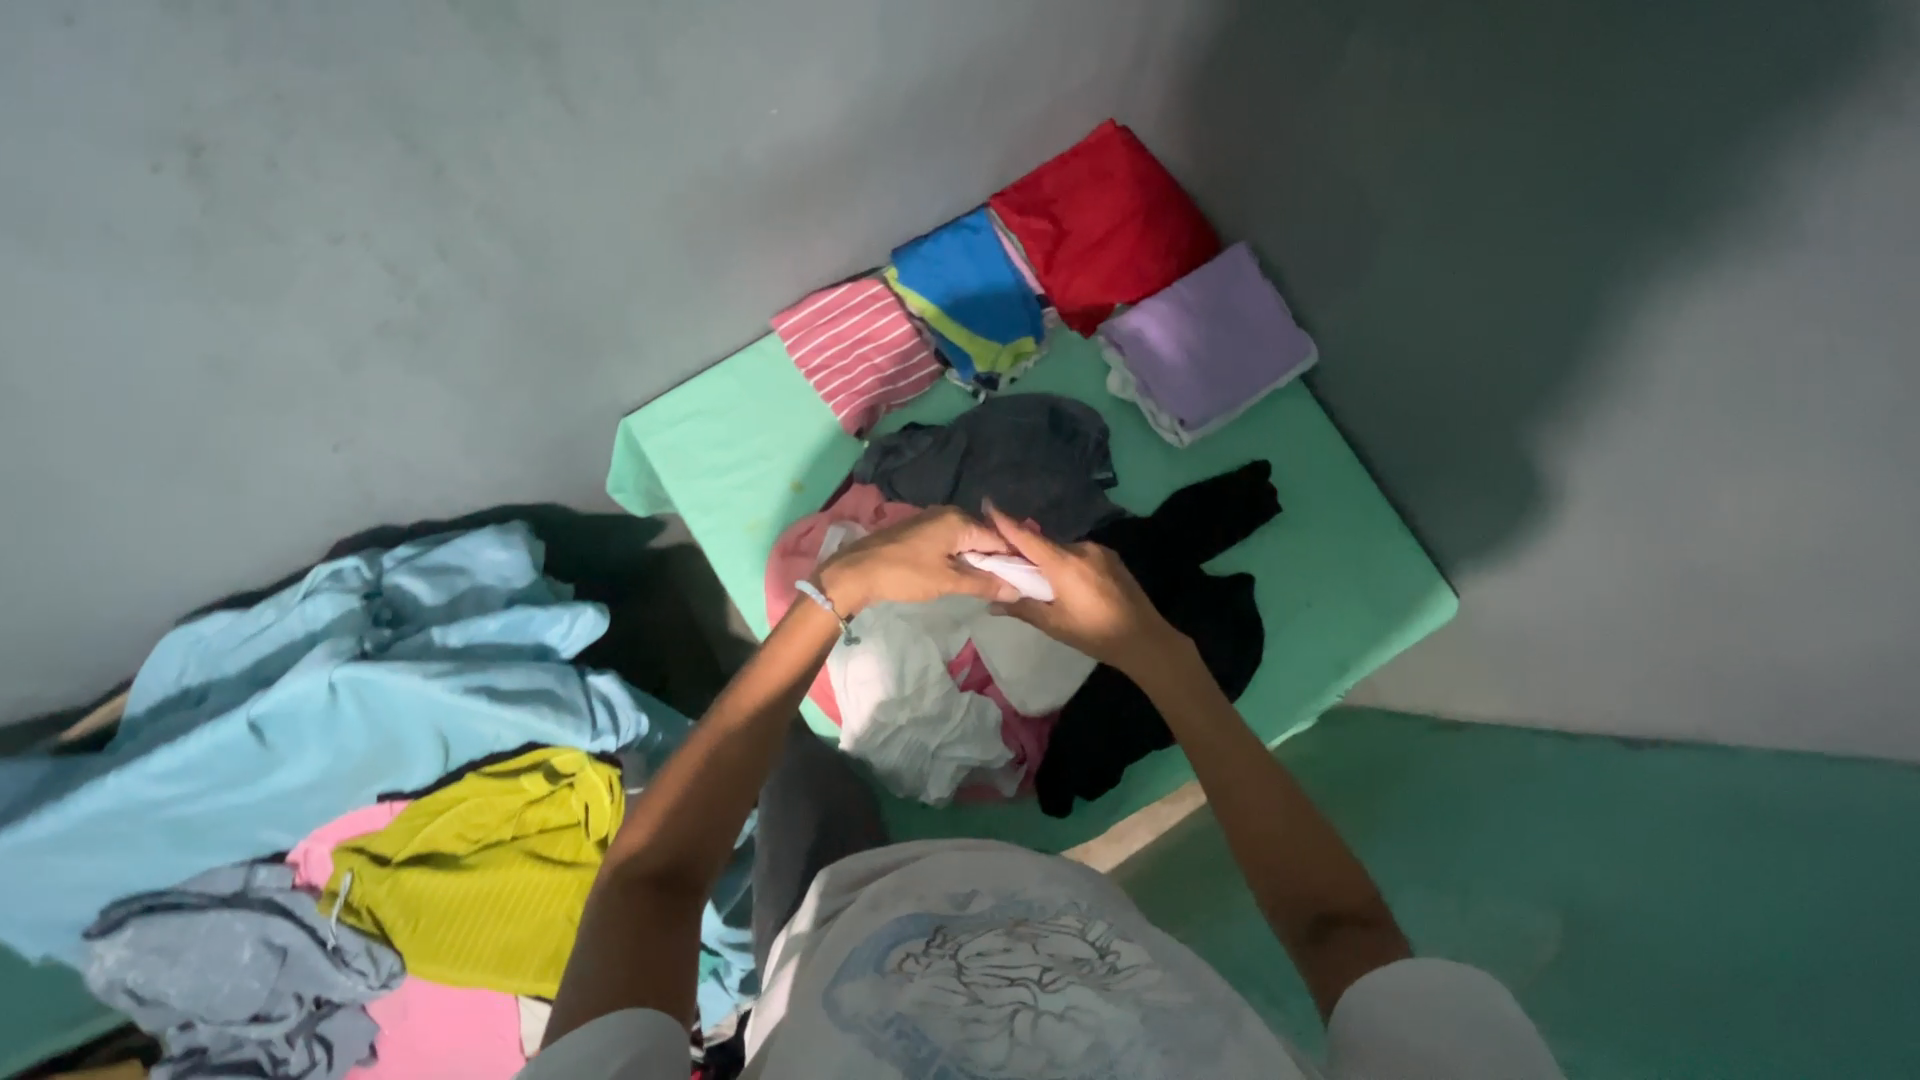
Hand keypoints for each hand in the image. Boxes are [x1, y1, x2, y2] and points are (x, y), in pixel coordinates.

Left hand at [816, 506, 1019, 613]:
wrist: (856, 571)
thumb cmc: (905, 574)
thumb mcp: (947, 581)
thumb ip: (984, 584)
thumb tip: (1018, 590)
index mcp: (959, 521)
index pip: (999, 539)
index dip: (1012, 561)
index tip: (1024, 581)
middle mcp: (949, 513)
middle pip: (983, 538)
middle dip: (994, 561)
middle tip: (1006, 587)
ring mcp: (932, 521)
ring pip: (966, 541)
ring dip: (976, 561)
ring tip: (986, 585)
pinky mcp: (920, 531)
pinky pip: (950, 542)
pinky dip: (959, 558)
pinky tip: (961, 575)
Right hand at [982, 503, 1190, 677]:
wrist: (1143, 638)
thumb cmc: (1094, 633)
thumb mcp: (1054, 624)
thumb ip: (1023, 608)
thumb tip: (992, 604)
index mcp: (1063, 563)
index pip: (1027, 537)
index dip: (1005, 521)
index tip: (989, 504)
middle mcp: (1081, 548)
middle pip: (1046, 545)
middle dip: (1029, 553)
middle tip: (1016, 568)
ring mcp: (1099, 551)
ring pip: (1065, 551)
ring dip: (1053, 562)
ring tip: (1050, 585)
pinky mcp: (1113, 558)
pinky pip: (1082, 555)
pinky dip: (1070, 564)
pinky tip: (1074, 585)